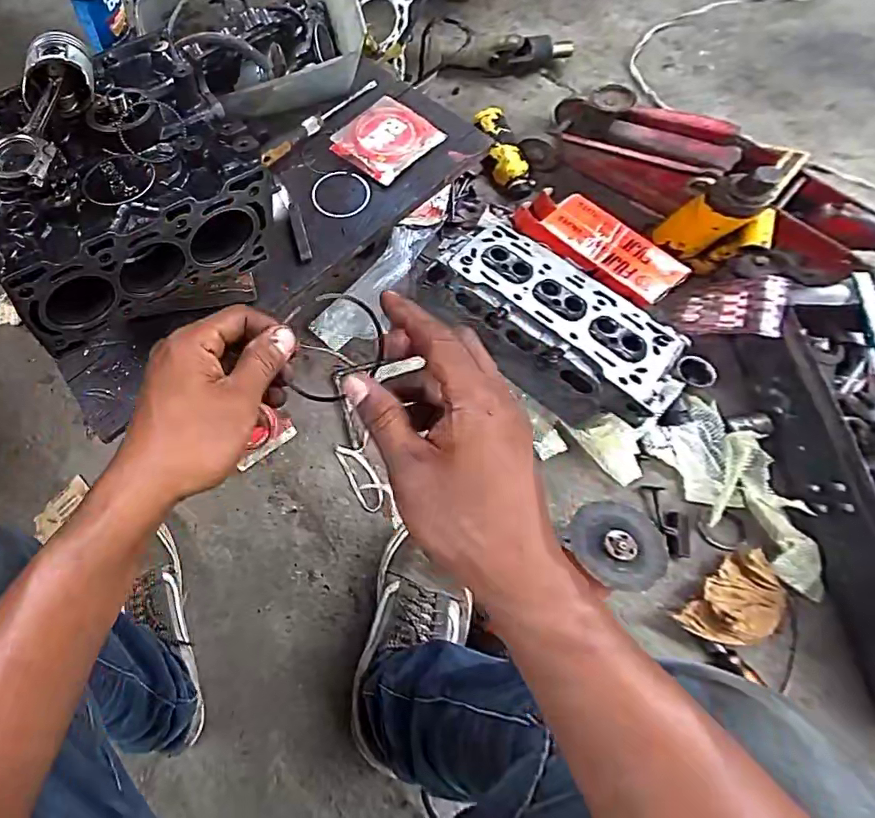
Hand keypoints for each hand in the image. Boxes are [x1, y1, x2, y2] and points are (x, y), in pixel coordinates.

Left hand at [108, 306, 295, 507]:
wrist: (148, 481)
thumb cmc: (190, 444)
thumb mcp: (241, 398)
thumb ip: (264, 361)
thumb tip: (281, 336)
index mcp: (191, 342)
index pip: (240, 316)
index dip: (271, 331)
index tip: (290, 351)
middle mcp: (178, 351)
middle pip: (231, 338)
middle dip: (263, 358)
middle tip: (285, 380)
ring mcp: (172, 372)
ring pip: (222, 362)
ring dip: (251, 377)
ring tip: (272, 402)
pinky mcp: (172, 393)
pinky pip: (209, 380)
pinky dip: (232, 390)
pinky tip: (250, 412)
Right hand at [342, 292, 577, 610]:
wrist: (517, 572)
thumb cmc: (469, 527)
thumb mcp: (408, 467)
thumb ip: (381, 417)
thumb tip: (358, 384)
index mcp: (476, 402)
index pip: (439, 339)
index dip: (409, 317)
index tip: (388, 302)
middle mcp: (497, 403)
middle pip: (455, 349)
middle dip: (415, 345)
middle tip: (382, 357)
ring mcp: (504, 421)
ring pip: (459, 376)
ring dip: (422, 378)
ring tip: (387, 404)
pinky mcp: (503, 440)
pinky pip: (468, 401)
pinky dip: (437, 400)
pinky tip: (411, 426)